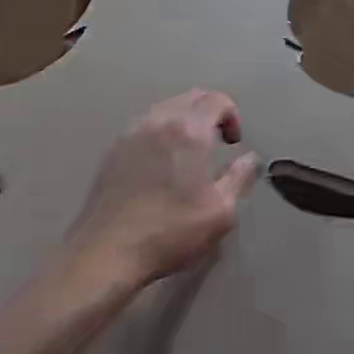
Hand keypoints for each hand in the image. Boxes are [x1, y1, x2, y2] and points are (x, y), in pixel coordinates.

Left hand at [59, 89, 258, 290]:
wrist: (104, 255)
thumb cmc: (169, 232)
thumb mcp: (220, 212)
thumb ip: (239, 178)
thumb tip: (249, 159)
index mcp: (189, 131)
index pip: (217, 100)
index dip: (233, 115)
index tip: (234, 143)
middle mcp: (159, 122)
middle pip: (192, 97)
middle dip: (211, 113)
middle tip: (217, 141)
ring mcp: (131, 134)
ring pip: (166, 108)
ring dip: (184, 120)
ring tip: (189, 151)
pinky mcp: (112, 151)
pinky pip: (144, 126)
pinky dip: (161, 132)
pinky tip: (161, 163)